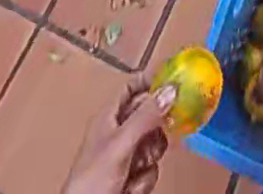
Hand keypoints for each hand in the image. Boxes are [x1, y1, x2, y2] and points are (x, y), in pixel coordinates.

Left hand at [64, 74, 173, 193]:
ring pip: (154, 143)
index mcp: (108, 118)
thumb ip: (146, 115)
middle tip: (161, 131)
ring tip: (138, 167)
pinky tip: (131, 187)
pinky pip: (151, 168)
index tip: (173, 79)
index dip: (150, 80)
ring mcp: (125, 157)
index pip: (132, 88)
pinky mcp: (131, 177)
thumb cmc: (90, 183)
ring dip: (150, 157)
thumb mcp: (121, 143)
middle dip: (156, 128)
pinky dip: (144, 178)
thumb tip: (171, 88)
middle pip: (149, 116)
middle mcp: (118, 134)